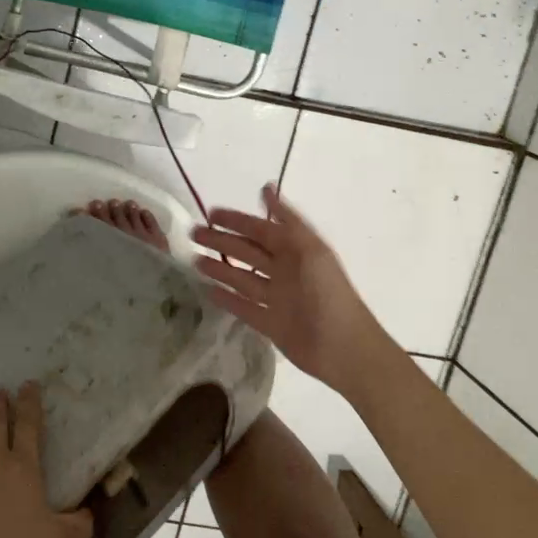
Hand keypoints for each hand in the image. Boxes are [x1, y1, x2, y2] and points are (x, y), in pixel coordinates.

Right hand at [192, 183, 396, 396]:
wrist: (345, 349)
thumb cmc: (328, 294)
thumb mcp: (310, 250)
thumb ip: (287, 220)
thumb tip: (266, 188)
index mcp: (295, 251)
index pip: (260, 229)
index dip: (237, 220)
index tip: (209, 213)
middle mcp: (284, 271)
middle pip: (247, 251)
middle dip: (221, 241)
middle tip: (192, 233)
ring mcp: (276, 298)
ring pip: (241, 277)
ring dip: (219, 267)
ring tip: (193, 260)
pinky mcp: (270, 323)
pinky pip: (243, 306)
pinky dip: (225, 298)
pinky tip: (206, 290)